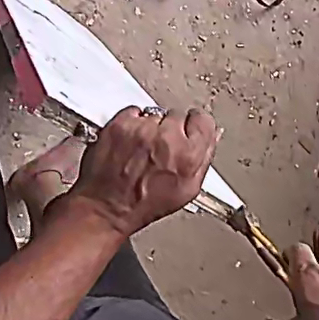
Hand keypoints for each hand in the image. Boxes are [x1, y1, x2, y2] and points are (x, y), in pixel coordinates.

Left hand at [58, 106, 217, 238]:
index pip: (203, 121)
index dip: (195, 127)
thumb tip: (211, 137)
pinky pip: (133, 112)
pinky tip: (128, 143)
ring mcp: (141, 129)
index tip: (189, 131)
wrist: (106, 207)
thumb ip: (203, 158)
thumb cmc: (143, 204)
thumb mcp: (187, 190)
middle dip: (171, 129)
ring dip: (150, 128)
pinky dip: (131, 124)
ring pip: (154, 114)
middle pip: (178, 116)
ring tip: (141, 150)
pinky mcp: (120, 124)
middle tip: (159, 149)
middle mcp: (166, 139)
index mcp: (189, 156)